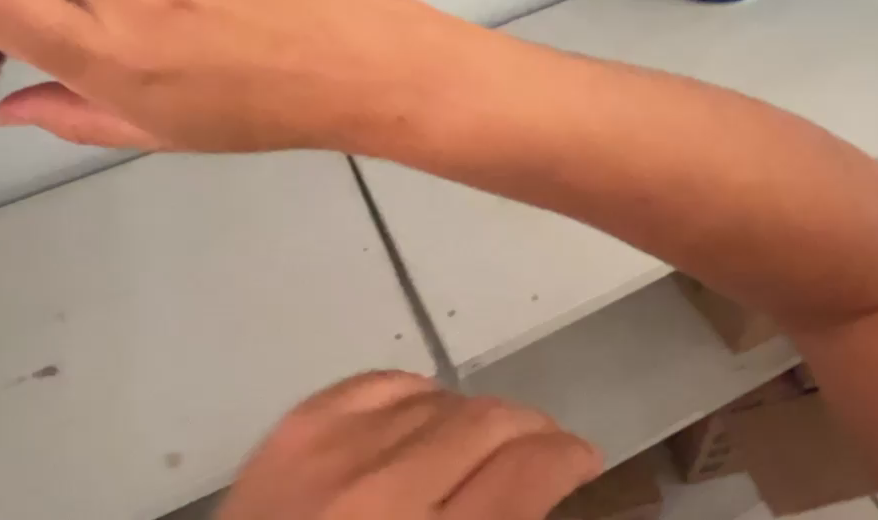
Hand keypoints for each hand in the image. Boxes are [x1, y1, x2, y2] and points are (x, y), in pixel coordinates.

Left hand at [219, 372, 601, 519]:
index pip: (524, 475)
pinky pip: (380, 382)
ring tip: (487, 437)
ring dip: (477, 414)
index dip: (567, 457)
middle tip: (546, 447)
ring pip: (438, 398)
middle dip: (532, 429)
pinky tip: (425, 415)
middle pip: (486, 424)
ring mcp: (333, 451)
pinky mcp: (294, 429)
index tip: (583, 459)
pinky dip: (416, 395)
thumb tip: (532, 494)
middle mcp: (383, 495)